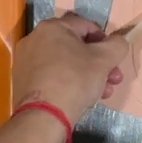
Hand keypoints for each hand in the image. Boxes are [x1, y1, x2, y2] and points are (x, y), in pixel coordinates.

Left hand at [12, 12, 128, 123]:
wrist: (43, 116)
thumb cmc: (75, 80)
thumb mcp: (104, 59)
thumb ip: (117, 45)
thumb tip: (118, 42)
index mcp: (52, 27)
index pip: (86, 26)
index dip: (105, 41)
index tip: (113, 59)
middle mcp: (35, 39)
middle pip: (76, 47)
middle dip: (99, 63)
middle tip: (113, 79)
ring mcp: (27, 61)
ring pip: (65, 63)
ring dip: (88, 75)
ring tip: (102, 93)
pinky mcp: (23, 81)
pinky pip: (52, 75)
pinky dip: (69, 83)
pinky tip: (83, 98)